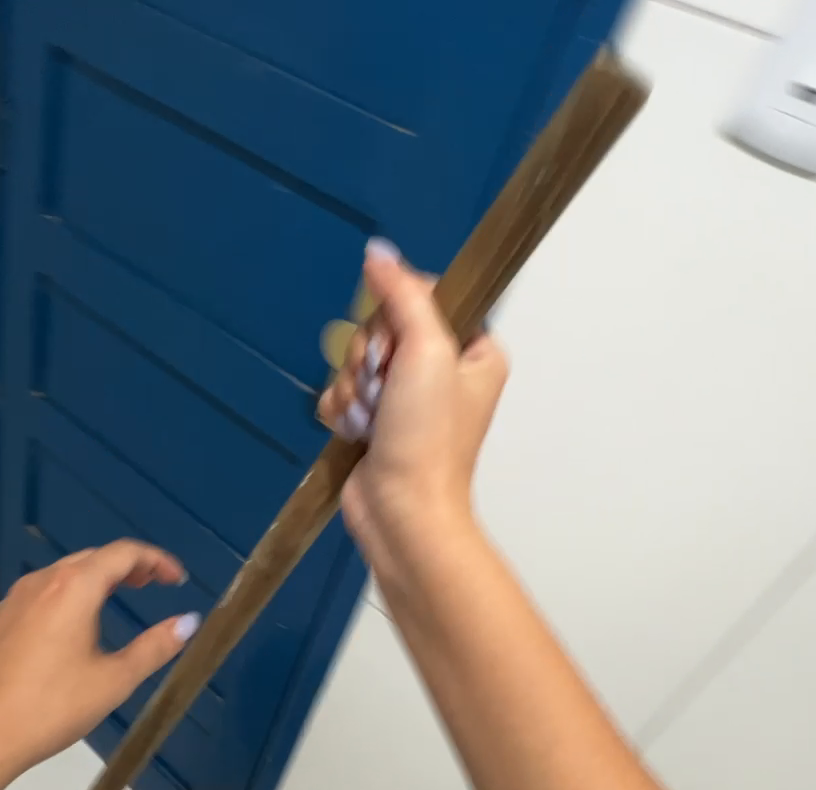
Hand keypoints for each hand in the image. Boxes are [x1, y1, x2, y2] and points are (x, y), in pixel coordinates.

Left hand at [0, 540, 198, 789]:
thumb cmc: (49, 707)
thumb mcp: (113, 681)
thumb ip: (155, 647)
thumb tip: (189, 622)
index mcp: (75, 587)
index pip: (124, 553)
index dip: (156, 560)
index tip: (178, 578)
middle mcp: (43, 582)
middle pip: (94, 557)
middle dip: (130, 566)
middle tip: (156, 585)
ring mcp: (15, 600)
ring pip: (66, 573)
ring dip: (100, 578)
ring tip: (123, 598)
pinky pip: (46, 592)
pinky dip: (74, 593)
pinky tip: (79, 625)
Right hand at [317, 238, 508, 561]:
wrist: (401, 512)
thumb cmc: (426, 435)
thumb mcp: (426, 351)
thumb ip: (403, 295)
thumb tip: (378, 251)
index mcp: (473, 351)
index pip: (427, 298)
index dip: (398, 313)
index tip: (396, 341)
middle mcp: (442, 373)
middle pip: (384, 329)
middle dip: (370, 358)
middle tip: (381, 386)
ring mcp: (406, 401)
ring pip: (358, 362)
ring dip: (353, 388)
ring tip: (368, 419)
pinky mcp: (375, 425)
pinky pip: (344, 393)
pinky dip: (342, 411)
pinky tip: (353, 432)